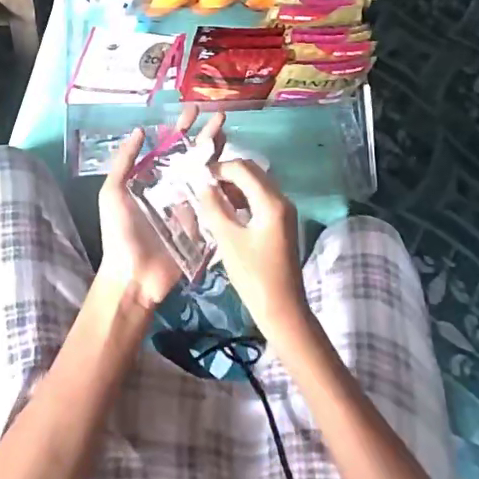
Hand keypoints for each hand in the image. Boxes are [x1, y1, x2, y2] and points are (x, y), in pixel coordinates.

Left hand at [94, 106, 223, 312]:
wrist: (134, 274)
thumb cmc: (119, 232)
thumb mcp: (112, 192)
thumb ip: (124, 162)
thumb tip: (139, 130)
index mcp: (152, 178)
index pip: (170, 147)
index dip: (182, 128)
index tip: (194, 109)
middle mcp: (173, 187)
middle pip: (194, 156)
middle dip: (207, 135)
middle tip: (221, 116)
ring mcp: (191, 205)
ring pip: (209, 174)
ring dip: (220, 155)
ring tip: (230, 136)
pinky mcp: (204, 224)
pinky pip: (218, 202)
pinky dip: (228, 187)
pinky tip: (238, 171)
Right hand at [195, 159, 310, 337]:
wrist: (282, 310)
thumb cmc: (253, 275)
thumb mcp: (228, 239)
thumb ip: (213, 207)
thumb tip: (201, 184)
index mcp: (271, 202)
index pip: (242, 168)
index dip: (217, 168)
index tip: (195, 176)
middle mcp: (281, 200)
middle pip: (251, 172)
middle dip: (225, 174)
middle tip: (200, 184)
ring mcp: (283, 212)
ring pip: (255, 185)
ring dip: (232, 186)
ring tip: (207, 197)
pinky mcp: (280, 223)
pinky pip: (259, 199)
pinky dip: (240, 198)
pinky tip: (223, 210)